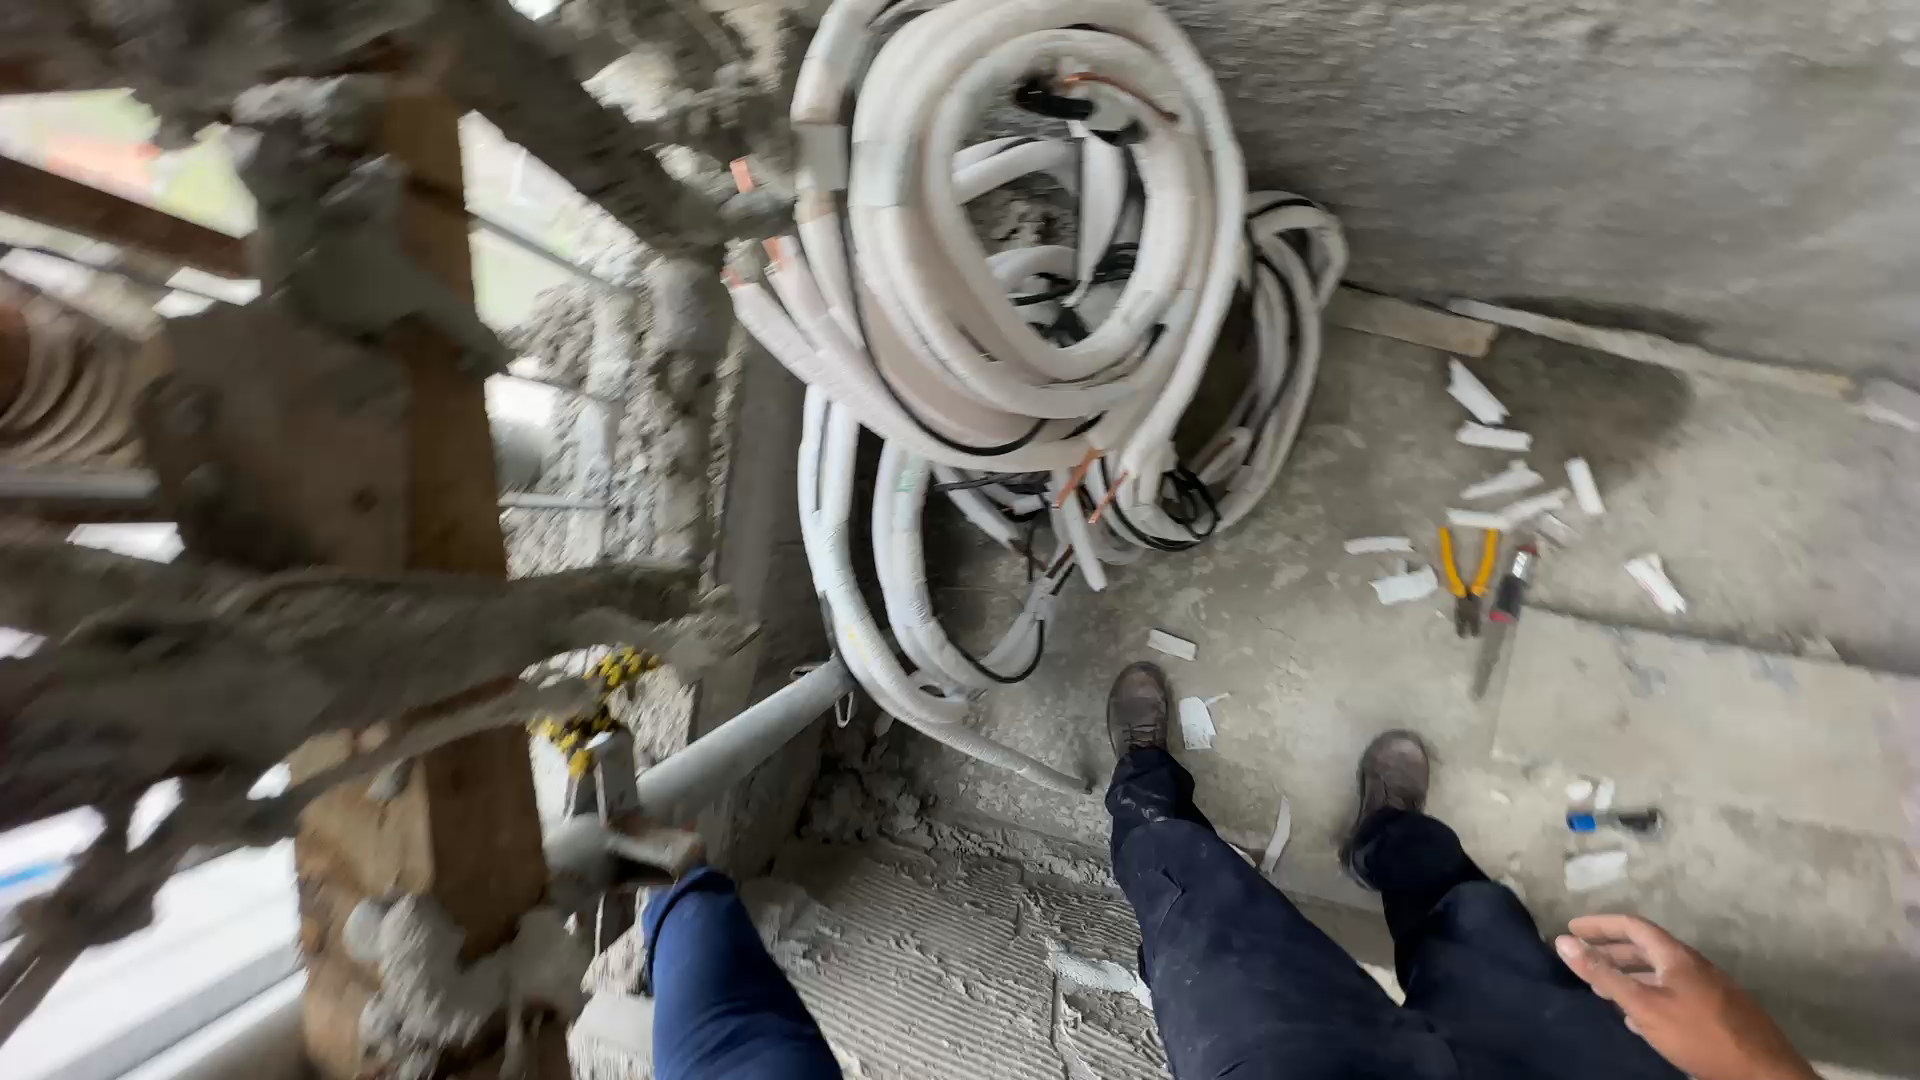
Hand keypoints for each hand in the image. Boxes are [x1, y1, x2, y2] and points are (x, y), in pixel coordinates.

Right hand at [1556, 914, 1819, 1079]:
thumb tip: (1562, 940)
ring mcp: (1716, 992)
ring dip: (1631, 976)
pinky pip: (1678, 993)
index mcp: (1677, 957)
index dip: (1599, 924)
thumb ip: (1602, 973)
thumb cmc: (1701, 1037)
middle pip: (1647, 948)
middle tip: (1584, 961)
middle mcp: (1697, 967)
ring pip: (1663, 973)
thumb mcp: (1643, 1005)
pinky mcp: (1726, 1016)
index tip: (1572, 929)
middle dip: (1612, 952)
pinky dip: (1652, 995)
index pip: (1632, 925)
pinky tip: (1643, 1018)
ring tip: (1607, 991)